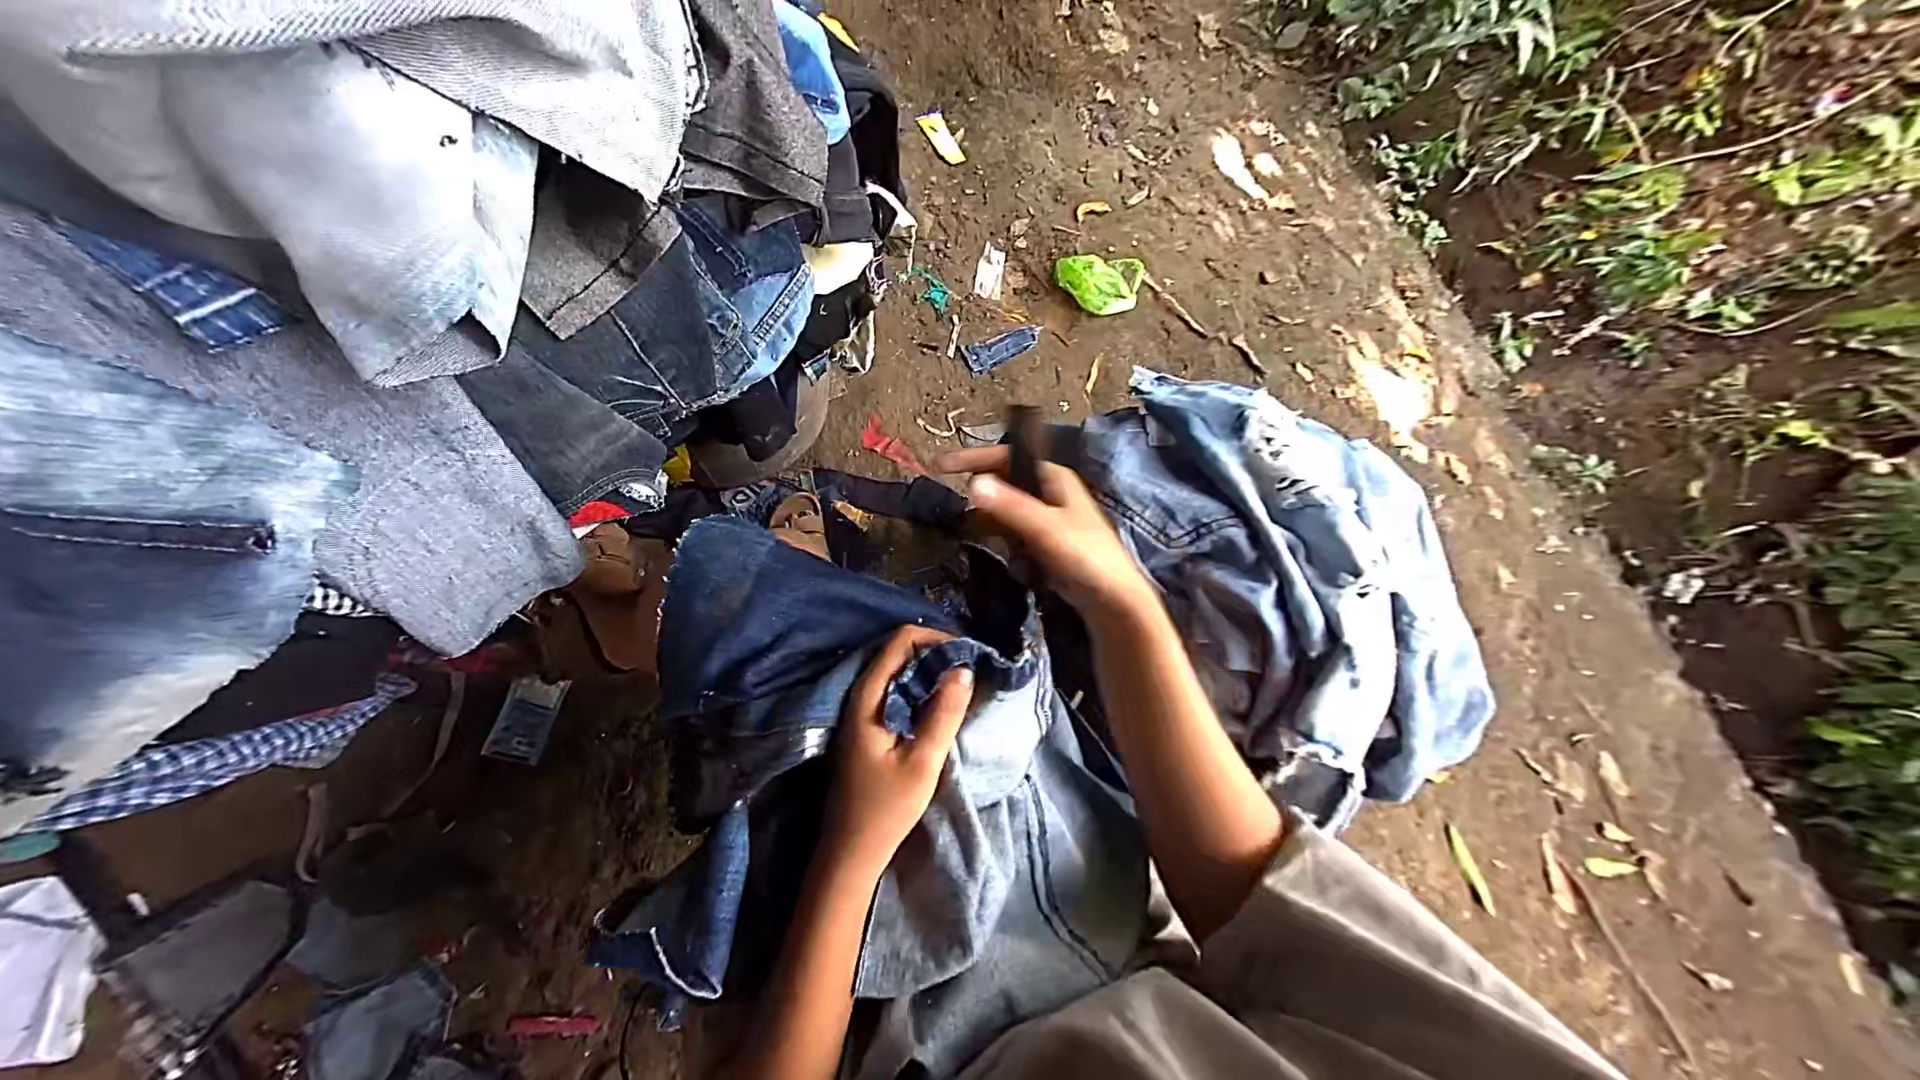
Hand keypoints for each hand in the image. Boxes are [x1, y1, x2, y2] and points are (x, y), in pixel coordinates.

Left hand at [825, 625, 974, 873]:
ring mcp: (862, 710)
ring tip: (962, 686)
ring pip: (899, 671)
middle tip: (970, 671)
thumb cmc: (886, 809)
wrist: (850, 851)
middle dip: (936, 654)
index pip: (901, 640)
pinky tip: (941, 706)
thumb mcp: (923, 762)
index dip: (936, 640)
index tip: (966, 657)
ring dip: (930, 672)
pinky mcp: (868, 725)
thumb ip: (943, 713)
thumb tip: (963, 669)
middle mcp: (860, 694)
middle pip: (899, 651)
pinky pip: (896, 690)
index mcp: (868, 696)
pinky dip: (921, 689)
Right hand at [934, 445, 1157, 618]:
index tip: (942, 466)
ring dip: (998, 528)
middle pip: (1004, 483)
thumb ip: (1009, 506)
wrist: (1113, 602)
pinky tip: (1020, 565)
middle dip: (986, 499)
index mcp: (1053, 477)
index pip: (1006, 456)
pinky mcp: (1047, 543)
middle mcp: (1051, 491)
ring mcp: (1049, 518)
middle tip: (968, 517)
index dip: (974, 458)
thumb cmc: (1085, 557)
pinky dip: (1011, 546)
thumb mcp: (1044, 528)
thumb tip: (972, 484)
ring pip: (1008, 513)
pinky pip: (1016, 536)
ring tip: (1006, 548)